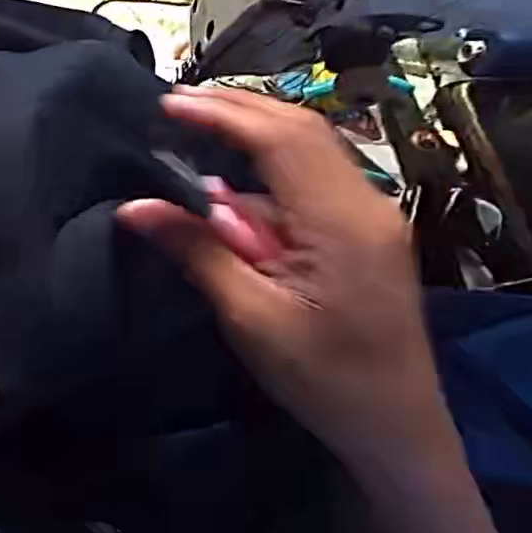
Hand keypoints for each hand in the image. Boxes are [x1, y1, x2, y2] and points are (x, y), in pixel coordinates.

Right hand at [117, 86, 444, 472]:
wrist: (397, 430)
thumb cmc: (324, 378)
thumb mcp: (250, 316)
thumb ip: (196, 251)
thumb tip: (134, 207)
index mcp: (342, 221)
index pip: (280, 140)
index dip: (222, 114)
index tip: (168, 104)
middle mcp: (364, 202)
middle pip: (299, 129)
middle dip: (236, 107)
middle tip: (176, 103)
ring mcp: (369, 213)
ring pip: (308, 146)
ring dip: (251, 129)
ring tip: (196, 123)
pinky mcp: (361, 228)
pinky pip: (310, 174)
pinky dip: (267, 159)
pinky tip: (231, 173)